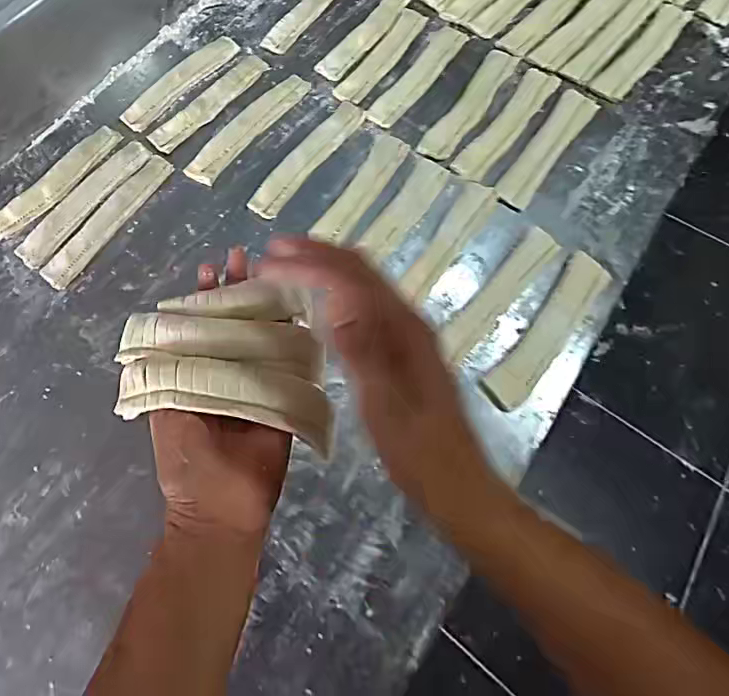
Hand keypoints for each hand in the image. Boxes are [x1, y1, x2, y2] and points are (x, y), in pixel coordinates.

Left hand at [148, 246, 291, 540]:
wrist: (221, 509)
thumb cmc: (186, 462)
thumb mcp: (167, 411)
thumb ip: (169, 373)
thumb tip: (164, 328)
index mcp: (202, 373)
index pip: (206, 324)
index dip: (208, 296)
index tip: (210, 267)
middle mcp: (232, 370)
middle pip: (238, 321)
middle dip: (238, 288)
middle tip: (241, 255)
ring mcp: (261, 380)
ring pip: (265, 333)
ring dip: (265, 302)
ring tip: (265, 269)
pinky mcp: (287, 393)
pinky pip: (292, 361)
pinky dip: (294, 334)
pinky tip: (297, 308)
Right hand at [258, 236, 504, 529]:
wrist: (457, 479)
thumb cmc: (418, 450)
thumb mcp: (385, 407)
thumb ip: (364, 354)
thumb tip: (336, 304)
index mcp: (403, 329)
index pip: (351, 279)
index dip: (310, 264)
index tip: (271, 261)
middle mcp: (408, 320)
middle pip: (360, 269)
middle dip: (318, 253)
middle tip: (276, 249)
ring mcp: (408, 330)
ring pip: (365, 281)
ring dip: (329, 265)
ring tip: (293, 263)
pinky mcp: (404, 345)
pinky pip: (367, 300)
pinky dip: (339, 286)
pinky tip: (322, 299)